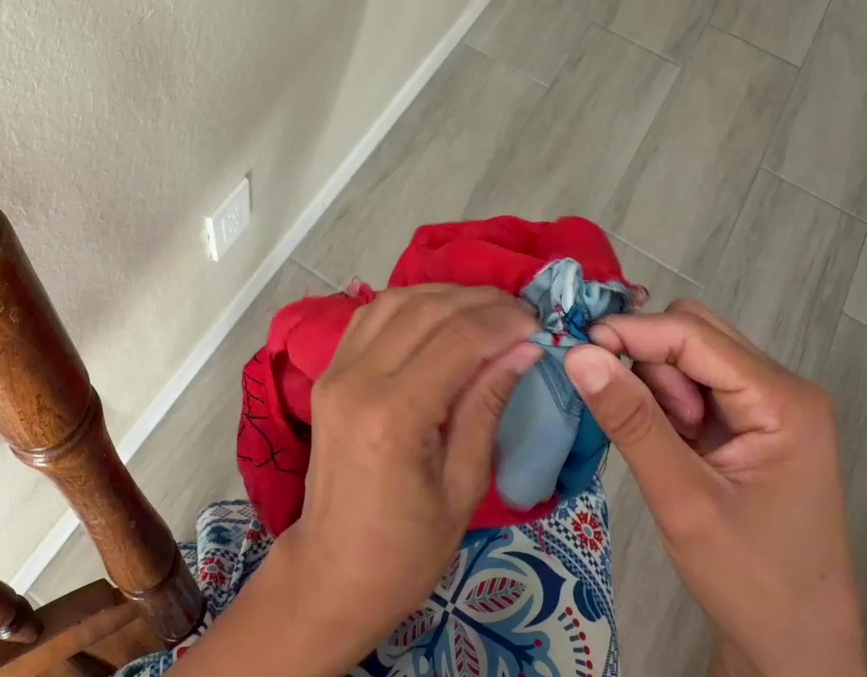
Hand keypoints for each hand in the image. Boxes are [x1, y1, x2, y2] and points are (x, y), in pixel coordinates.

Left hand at [171, 284, 539, 676]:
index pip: (456, 339)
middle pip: (424, 310)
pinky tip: (440, 315)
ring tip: (487, 309)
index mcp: (393, 415)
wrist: (334, 571)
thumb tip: (523, 348)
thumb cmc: (407, 548)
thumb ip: (487, 406)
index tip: (539, 323)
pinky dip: (409, 304)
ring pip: (393, 302)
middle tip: (521, 312)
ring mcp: (334, 372)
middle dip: (479, 301)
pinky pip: (369, 317)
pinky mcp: (327, 374)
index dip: (502, 322)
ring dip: (444, 295)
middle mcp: (357, 380)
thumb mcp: (464, 486)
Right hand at [564, 299, 866, 676]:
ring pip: (687, 356)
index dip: (630, 332)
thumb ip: (631, 421)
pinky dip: (663, 403)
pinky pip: (692, 385)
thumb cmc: (748, 579)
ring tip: (660, 447)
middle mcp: (781, 388)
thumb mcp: (682, 500)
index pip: (692, 333)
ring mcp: (766, 406)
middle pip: (692, 333)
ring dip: (655, 385)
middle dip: (646, 361)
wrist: (795, 649)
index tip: (572, 349)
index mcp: (783, 399)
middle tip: (628, 415)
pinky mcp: (748, 425)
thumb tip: (577, 353)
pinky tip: (666, 446)